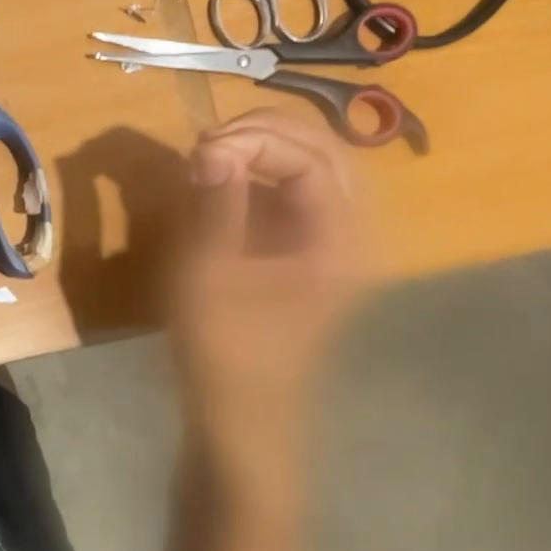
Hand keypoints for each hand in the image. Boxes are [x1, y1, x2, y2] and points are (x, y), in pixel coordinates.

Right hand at [168, 111, 367, 495]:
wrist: (243, 416)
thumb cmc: (225, 350)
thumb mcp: (209, 273)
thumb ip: (216, 203)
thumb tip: (211, 147)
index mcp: (339, 238)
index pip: (311, 156)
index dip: (255, 139)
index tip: (199, 148)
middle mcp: (352, 232)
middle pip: (327, 152)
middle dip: (267, 133)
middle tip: (207, 142)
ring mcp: (335, 245)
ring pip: (316, 170)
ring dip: (267, 151)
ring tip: (213, 155)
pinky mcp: (311, 257)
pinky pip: (299, 197)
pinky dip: (264, 179)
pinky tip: (226, 184)